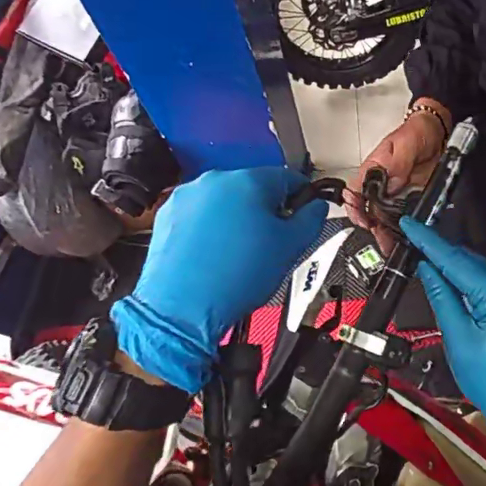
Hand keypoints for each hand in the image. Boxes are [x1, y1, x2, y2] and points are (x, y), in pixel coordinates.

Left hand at [111, 167, 327, 391]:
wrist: (182, 307)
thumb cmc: (235, 278)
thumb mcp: (290, 249)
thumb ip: (311, 220)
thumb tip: (317, 208)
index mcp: (248, 181)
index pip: (288, 178)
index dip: (301, 198)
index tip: (302, 215)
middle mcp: (215, 181)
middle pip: (253, 189)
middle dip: (266, 213)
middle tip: (271, 244)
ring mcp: (187, 198)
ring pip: (225, 203)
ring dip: (236, 221)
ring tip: (239, 255)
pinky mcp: (168, 217)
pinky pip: (199, 216)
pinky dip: (210, 230)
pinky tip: (215, 256)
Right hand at [346, 110, 446, 229]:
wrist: (439, 132)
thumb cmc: (417, 131)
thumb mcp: (407, 143)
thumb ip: (397, 164)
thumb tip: (388, 184)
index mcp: (373, 170)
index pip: (355, 192)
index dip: (355, 209)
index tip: (364, 220)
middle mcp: (381, 184)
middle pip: (369, 211)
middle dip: (374, 228)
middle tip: (383, 240)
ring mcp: (395, 194)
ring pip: (384, 218)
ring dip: (386, 233)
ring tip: (392, 246)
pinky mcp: (409, 199)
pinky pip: (402, 218)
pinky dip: (402, 230)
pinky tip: (404, 239)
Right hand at [400, 218, 485, 485]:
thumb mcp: (459, 340)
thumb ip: (443, 298)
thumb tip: (427, 268)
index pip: (456, 259)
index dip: (429, 241)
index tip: (409, 224)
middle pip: (468, 260)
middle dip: (438, 251)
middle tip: (409, 241)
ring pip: (477, 270)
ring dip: (451, 265)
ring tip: (422, 258)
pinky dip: (466, 279)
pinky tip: (448, 279)